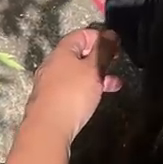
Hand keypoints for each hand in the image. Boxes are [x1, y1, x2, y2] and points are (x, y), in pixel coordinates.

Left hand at [22, 27, 122, 145]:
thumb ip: (104, 50)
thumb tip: (110, 33)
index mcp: (62, 51)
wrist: (47, 130)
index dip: (100, 37)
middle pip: (79, 54)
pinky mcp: (50, 101)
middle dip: (99, 58)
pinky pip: (71, 89)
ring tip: (114, 85)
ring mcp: (49, 84)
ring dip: (96, 76)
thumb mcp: (94, 69)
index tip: (116, 46)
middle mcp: (53, 64)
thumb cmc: (73, 94)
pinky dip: (85, 89)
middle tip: (115, 64)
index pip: (82, 34)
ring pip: (76, 73)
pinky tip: (95, 99)